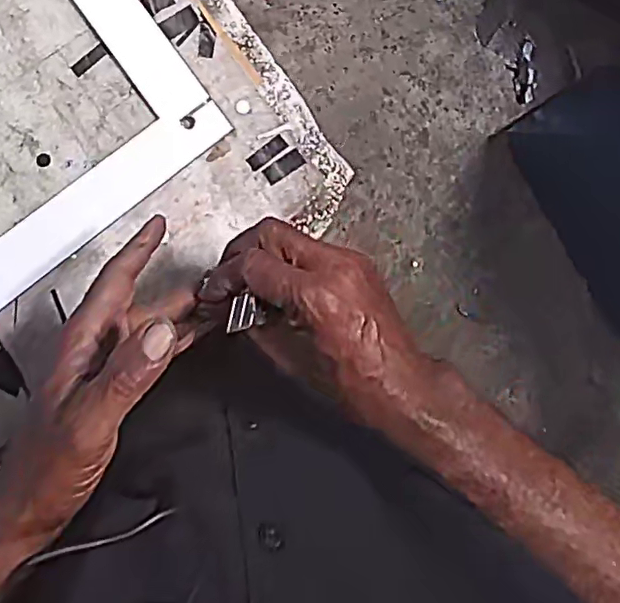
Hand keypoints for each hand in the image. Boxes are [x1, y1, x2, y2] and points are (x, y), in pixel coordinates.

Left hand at [0, 215, 201, 602]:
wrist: (27, 515)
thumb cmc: (41, 470)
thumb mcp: (88, 420)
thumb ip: (125, 375)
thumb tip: (162, 330)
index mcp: (82, 343)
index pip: (114, 281)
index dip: (138, 249)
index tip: (157, 224)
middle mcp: (92, 349)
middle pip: (138, 301)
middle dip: (174, 285)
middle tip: (209, 275)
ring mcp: (101, 371)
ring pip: (147, 327)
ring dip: (178, 313)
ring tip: (210, 304)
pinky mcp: (110, 392)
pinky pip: (148, 353)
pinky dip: (174, 341)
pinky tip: (189, 341)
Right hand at [198, 218, 448, 436]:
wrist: (403, 387)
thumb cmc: (358, 386)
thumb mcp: (292, 360)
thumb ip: (257, 324)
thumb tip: (236, 305)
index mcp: (317, 293)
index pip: (255, 263)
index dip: (226, 276)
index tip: (216, 289)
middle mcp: (335, 267)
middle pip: (270, 232)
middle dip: (241, 251)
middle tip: (228, 277)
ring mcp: (349, 260)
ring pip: (290, 236)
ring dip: (265, 255)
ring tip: (254, 285)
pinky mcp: (357, 263)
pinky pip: (310, 249)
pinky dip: (288, 262)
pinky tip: (282, 287)